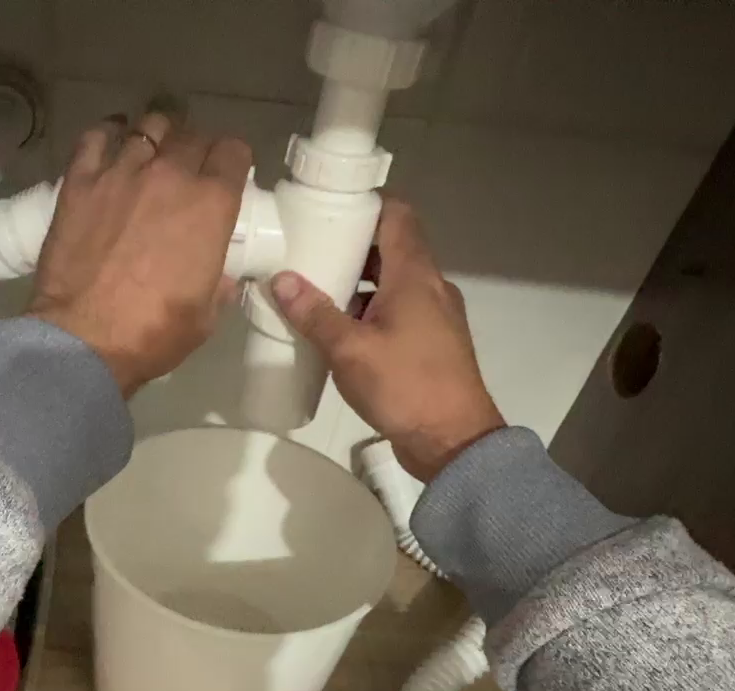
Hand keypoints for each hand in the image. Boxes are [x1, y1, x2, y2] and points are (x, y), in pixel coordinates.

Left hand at [29, 112, 252, 395]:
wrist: (85, 340)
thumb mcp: (205, 318)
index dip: (233, 164)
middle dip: (197, 151)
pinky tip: (111, 145)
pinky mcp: (80, 180)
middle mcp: (170, 174)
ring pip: (148, 127)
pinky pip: (96, 136)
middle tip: (189, 174)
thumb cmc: (153, 334)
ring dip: (157, 138)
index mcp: (211, 205)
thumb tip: (221, 277)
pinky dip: (108, 135)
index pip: (234, 154)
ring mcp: (121, 171)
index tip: (227, 180)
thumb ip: (218, 285)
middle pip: (193, 137)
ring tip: (152, 157)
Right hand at [269, 198, 503, 480]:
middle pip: (393, 248)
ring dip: (360, 285)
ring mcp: (436, 315)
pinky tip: (343, 333)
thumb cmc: (404, 386)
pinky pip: (400, 311)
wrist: (453, 440)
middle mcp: (431, 286)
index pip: (397, 215)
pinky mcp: (433, 342)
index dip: (364, 206)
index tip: (328, 212)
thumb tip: (282, 280)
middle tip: (311, 255)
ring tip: (319, 296)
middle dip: (352, 248)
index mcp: (415, 275)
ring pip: (395, 283)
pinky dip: (372, 310)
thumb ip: (315, 314)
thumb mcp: (349, 350)